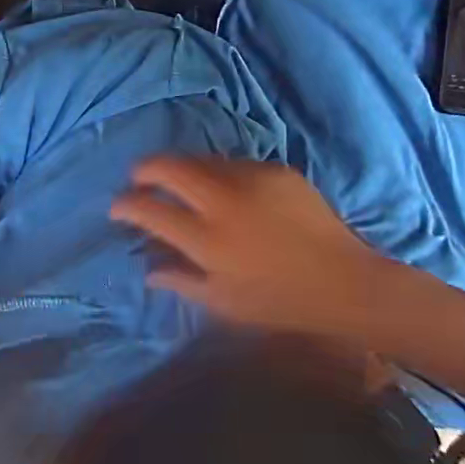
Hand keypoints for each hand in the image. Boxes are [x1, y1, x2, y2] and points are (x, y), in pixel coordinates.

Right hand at [110, 156, 409, 340]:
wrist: (347, 282)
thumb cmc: (280, 302)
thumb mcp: (224, 303)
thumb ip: (180, 281)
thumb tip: (147, 268)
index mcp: (207, 239)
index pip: (149, 209)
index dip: (125, 204)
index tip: (117, 207)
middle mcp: (223, 201)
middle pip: (168, 167)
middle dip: (144, 169)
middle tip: (139, 179)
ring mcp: (250, 179)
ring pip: (199, 160)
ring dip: (181, 169)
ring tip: (179, 184)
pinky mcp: (275, 170)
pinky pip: (233, 164)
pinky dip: (217, 174)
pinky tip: (225, 192)